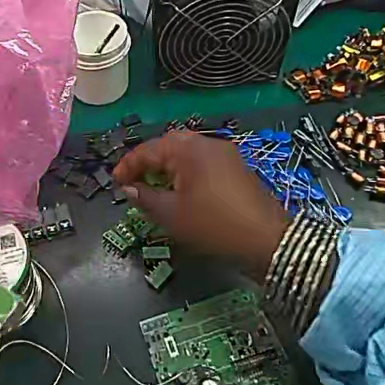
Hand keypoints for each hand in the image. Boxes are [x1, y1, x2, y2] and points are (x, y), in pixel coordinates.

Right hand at [113, 131, 288, 275]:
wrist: (268, 240)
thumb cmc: (214, 225)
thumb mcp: (171, 215)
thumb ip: (145, 198)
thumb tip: (130, 189)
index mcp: (187, 148)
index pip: (148, 150)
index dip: (128, 166)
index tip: (116, 182)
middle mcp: (207, 143)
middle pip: (168, 146)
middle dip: (148, 163)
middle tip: (133, 183)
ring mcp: (226, 154)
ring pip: (187, 154)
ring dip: (167, 168)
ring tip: (154, 189)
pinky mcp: (237, 168)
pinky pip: (203, 163)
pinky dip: (186, 173)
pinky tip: (182, 192)